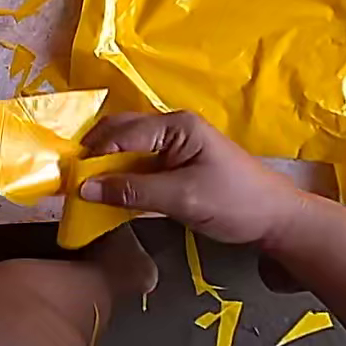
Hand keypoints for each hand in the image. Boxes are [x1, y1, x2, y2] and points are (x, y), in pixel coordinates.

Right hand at [77, 111, 306, 245]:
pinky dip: (122, 177)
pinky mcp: (176, 165)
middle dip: (96, 154)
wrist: (276, 219)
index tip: (69, 179)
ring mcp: (174, 146)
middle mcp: (172, 128)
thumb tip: (85, 188)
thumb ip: (133, 191)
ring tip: (83, 189)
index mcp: (176, 126)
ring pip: (128, 149)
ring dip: (106, 166)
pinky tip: (108, 194)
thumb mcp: (182, 198)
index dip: (95, 154)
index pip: (124, 133)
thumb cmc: (234, 202)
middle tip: (71, 181)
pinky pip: (139, 165)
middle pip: (122, 133)